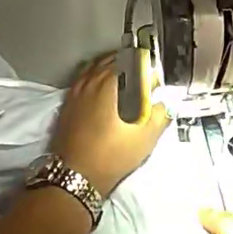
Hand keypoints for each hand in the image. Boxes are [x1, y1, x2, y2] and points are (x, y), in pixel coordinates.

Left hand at [51, 54, 168, 195]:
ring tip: (126, 79)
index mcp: (114, 83)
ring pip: (99, 64)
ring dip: (115, 67)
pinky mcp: (69, 98)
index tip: (158, 81)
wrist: (75, 174)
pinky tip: (103, 88)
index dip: (152, 70)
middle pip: (117, 59)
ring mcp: (79, 87)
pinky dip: (97, 75)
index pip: (138, 63)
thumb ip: (160, 115)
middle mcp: (95, 79)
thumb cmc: (113, 154)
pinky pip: (85, 76)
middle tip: (145, 77)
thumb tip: (163, 103)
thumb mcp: (146, 138)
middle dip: (134, 65)